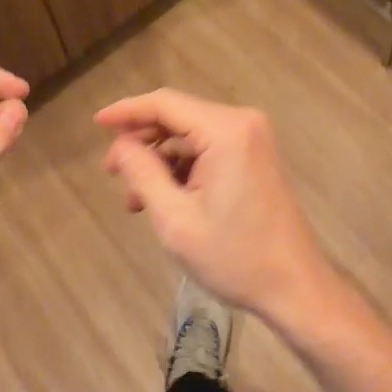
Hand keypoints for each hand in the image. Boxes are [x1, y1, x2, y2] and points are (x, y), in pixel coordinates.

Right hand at [95, 90, 333, 320]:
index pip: (165, 104)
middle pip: (177, 116)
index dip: (127, 111)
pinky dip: (182, 167)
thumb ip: (143, 173)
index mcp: (226, 130)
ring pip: (190, 134)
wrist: (295, 287)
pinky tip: (163, 198)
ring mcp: (251, 138)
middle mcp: (241, 122)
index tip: (96, 124)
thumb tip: (120, 145)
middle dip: (141, 141)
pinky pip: (207, 148)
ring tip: (135, 199)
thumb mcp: (176, 220)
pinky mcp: (254, 155)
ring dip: (160, 159)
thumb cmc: (235, 257)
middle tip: (112, 173)